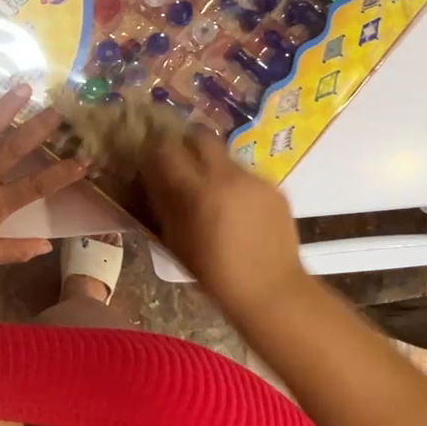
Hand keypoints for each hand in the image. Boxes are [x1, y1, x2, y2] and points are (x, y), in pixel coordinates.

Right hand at [139, 125, 307, 306]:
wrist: (270, 289)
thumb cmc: (214, 273)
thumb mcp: (177, 241)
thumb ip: (164, 203)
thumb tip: (154, 178)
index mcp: (197, 191)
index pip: (167, 149)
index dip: (155, 146)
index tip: (151, 153)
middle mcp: (227, 176)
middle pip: (202, 136)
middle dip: (188, 141)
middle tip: (181, 158)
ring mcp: (255, 179)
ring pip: (226, 156)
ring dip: (213, 166)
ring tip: (212, 192)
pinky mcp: (275, 188)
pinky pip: (247, 176)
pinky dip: (236, 185)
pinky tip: (237, 209)